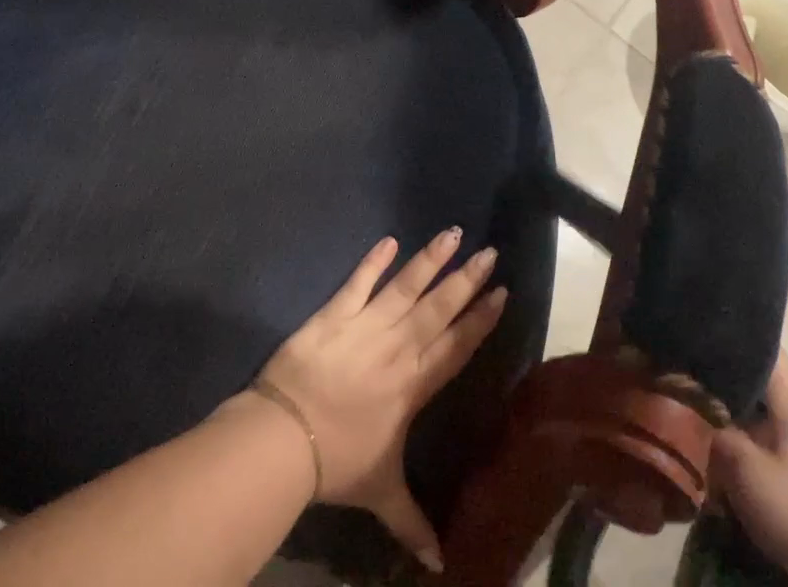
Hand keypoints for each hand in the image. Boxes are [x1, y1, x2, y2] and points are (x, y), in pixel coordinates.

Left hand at [254, 228, 505, 572]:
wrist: (285, 438)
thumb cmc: (337, 463)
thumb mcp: (381, 493)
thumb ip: (412, 523)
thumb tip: (442, 565)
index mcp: (414, 386)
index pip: (456, 347)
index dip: (480, 320)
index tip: (501, 294)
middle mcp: (398, 349)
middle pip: (439, 309)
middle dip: (467, 280)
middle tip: (491, 253)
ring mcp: (366, 327)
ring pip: (406, 288)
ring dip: (430, 260)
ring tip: (454, 234)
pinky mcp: (333, 314)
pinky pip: (358, 283)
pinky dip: (373, 262)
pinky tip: (389, 241)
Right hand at [708, 354, 787, 586]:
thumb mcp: (745, 470)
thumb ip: (715, 431)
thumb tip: (689, 408)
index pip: (762, 348)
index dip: (727, 339)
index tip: (688, 339)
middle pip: (758, 381)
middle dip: (720, 381)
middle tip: (676, 380)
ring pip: (762, 413)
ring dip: (731, 416)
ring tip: (690, 416)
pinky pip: (772, 440)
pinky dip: (746, 441)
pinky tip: (721, 454)